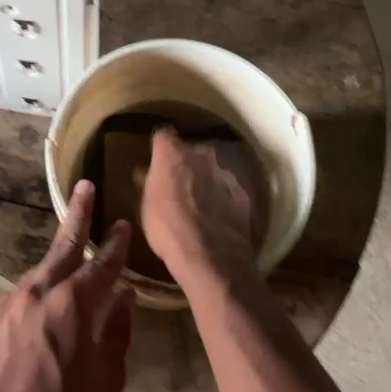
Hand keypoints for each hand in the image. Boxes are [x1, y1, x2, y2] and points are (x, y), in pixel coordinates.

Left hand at [0, 179, 134, 391]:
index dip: (116, 244)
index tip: (124, 224)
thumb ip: (117, 330)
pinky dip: (39, 294)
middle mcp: (38, 293)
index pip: (102, 263)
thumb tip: (125, 297)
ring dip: (58, 263)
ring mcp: (10, 304)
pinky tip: (45, 308)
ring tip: (72, 257)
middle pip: (63, 246)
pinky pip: (22, 297)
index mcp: (73, 303)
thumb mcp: (108, 379)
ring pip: (41, 273)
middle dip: (78, 215)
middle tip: (86, 187)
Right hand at [141, 127, 257, 289]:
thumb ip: (154, 184)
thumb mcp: (147, 206)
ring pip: (213, 169)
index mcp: (172, 153)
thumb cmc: (168, 230)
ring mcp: (226, 172)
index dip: (160, 147)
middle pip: (192, 150)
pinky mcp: (244, 193)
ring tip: (202, 205)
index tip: (158, 159)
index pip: (163, 135)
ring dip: (207, 180)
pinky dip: (224, 198)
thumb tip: (158, 178)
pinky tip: (219, 218)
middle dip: (187, 163)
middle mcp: (201, 154)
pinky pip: (229, 189)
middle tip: (181, 185)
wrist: (211, 256)